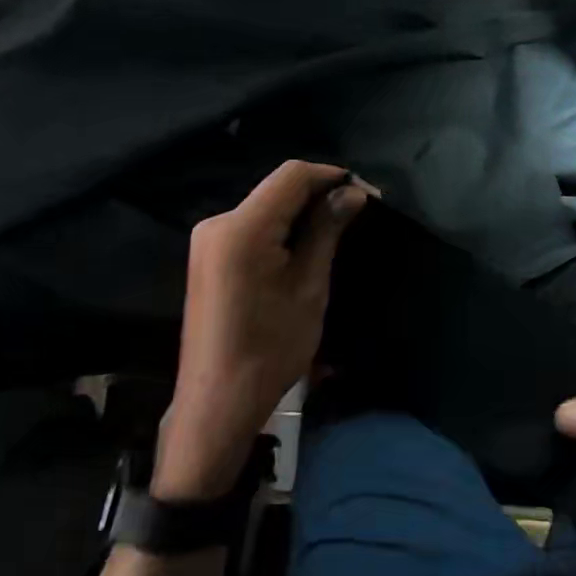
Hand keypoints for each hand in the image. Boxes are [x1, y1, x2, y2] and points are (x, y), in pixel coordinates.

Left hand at [153, 161, 367, 501]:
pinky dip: (282, 227)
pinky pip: (252, 226)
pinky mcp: (208, 256)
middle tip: (358, 212)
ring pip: (265, 206)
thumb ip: (326, 230)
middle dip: (319, 193)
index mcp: (241, 228)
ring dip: (301, 211)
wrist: (218, 400)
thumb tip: (353, 192)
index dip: (332, 175)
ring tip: (338, 228)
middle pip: (277, 188)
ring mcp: (208, 240)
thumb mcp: (309, 285)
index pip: (292, 176)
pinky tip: (304, 245)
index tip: (367, 193)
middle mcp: (217, 222)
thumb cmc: (272, 346)